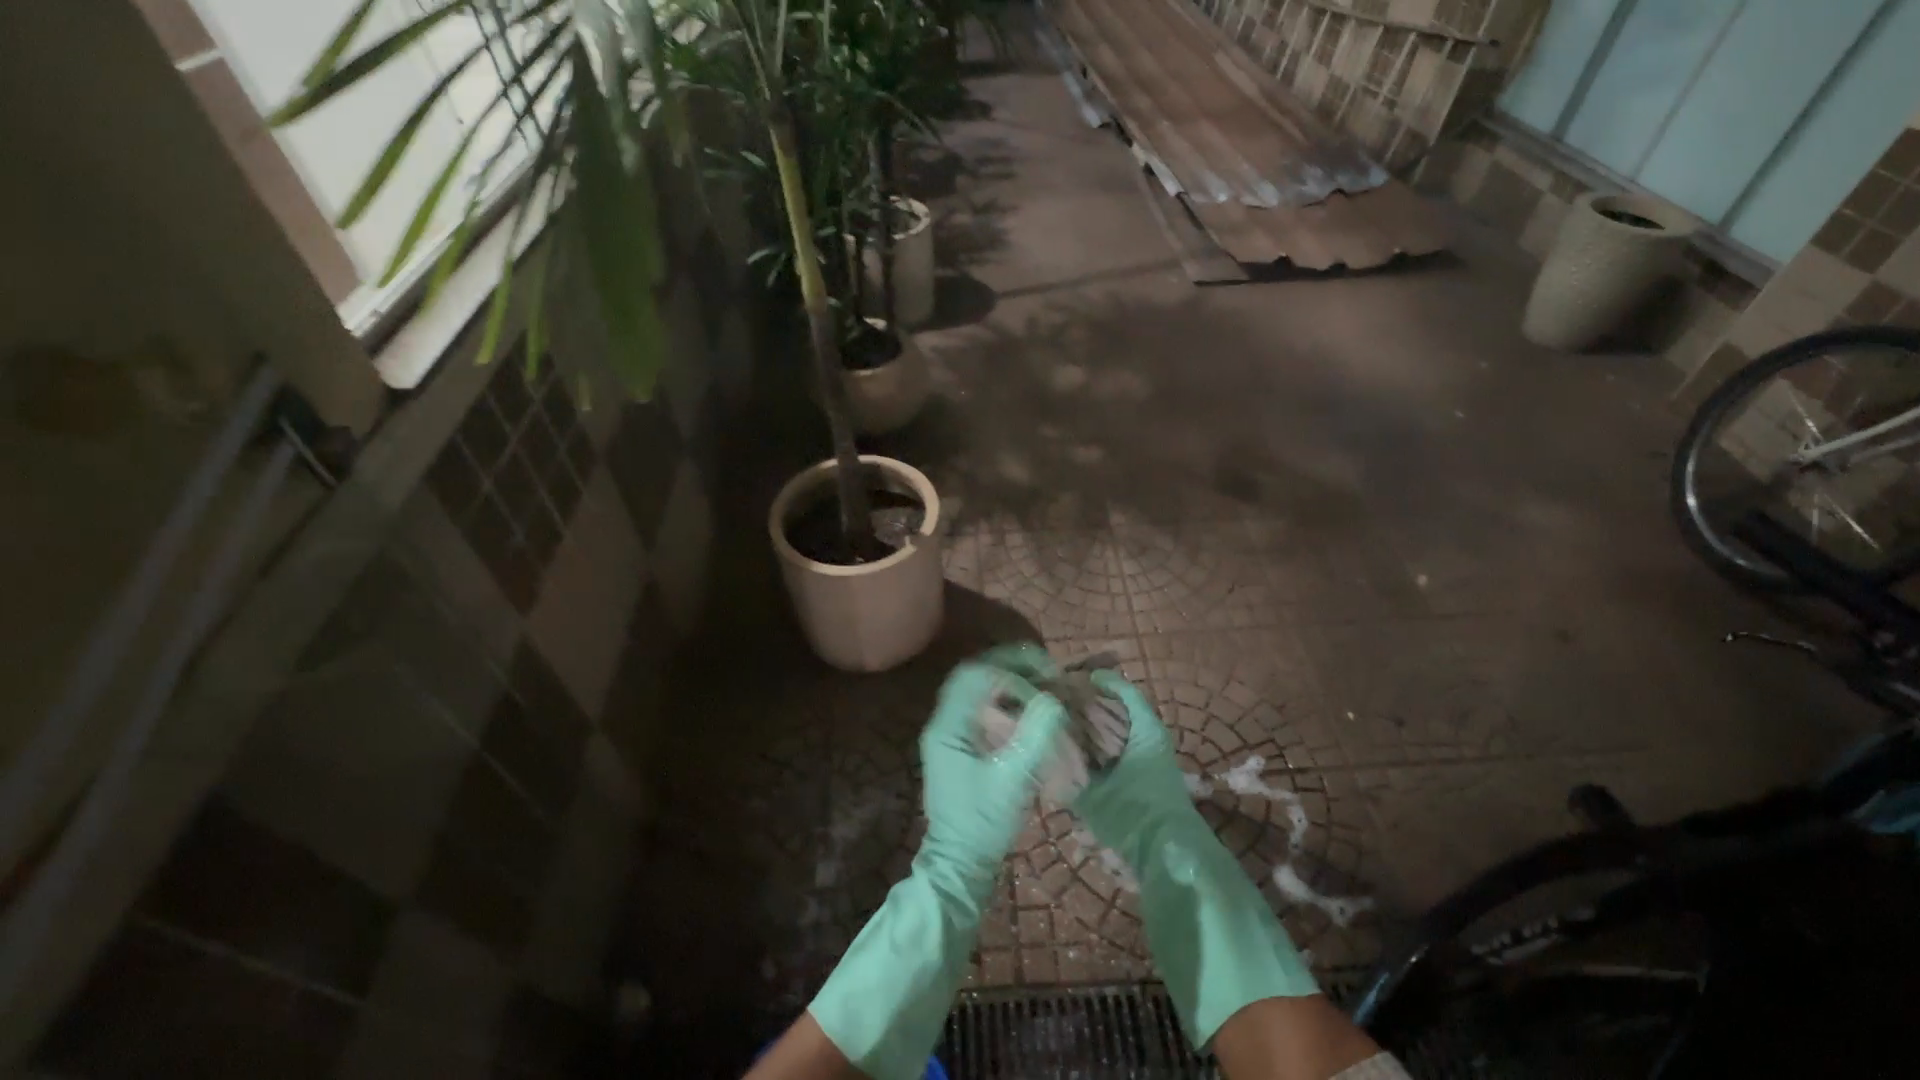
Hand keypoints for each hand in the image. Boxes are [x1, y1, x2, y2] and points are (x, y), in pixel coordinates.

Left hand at [915, 644, 1068, 906]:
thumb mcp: (1013, 779)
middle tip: (1048, 673)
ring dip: (1011, 685)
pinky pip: (983, 712)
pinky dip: (1008, 705)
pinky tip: (1033, 714)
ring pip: (979, 693)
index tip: (1046, 674)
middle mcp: (945, 724)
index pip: (975, 674)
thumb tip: (1053, 698)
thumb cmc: (983, 823)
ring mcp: (952, 737)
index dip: (1012, 665)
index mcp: (948, 727)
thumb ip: (1034, 735)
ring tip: (1045, 687)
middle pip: (976, 677)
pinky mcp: (962, 750)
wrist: (961, 865)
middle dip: (1013, 668)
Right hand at [1070, 670, 1318, 1048]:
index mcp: (1147, 737)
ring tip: (1057, 732)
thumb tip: (1040, 764)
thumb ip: (1069, 782)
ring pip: (1120, 739)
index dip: (1104, 682)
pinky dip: (1097, 759)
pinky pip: (1119, 763)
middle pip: (1122, 714)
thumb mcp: (1098, 799)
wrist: (1182, 871)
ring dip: (1093, 733)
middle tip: (1055, 703)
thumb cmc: (1144, 823)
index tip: (1074, 676)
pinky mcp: (1151, 795)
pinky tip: (1071, 769)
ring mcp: (1154, 771)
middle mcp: (1152, 747)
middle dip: (1091, 706)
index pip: (1126, 695)